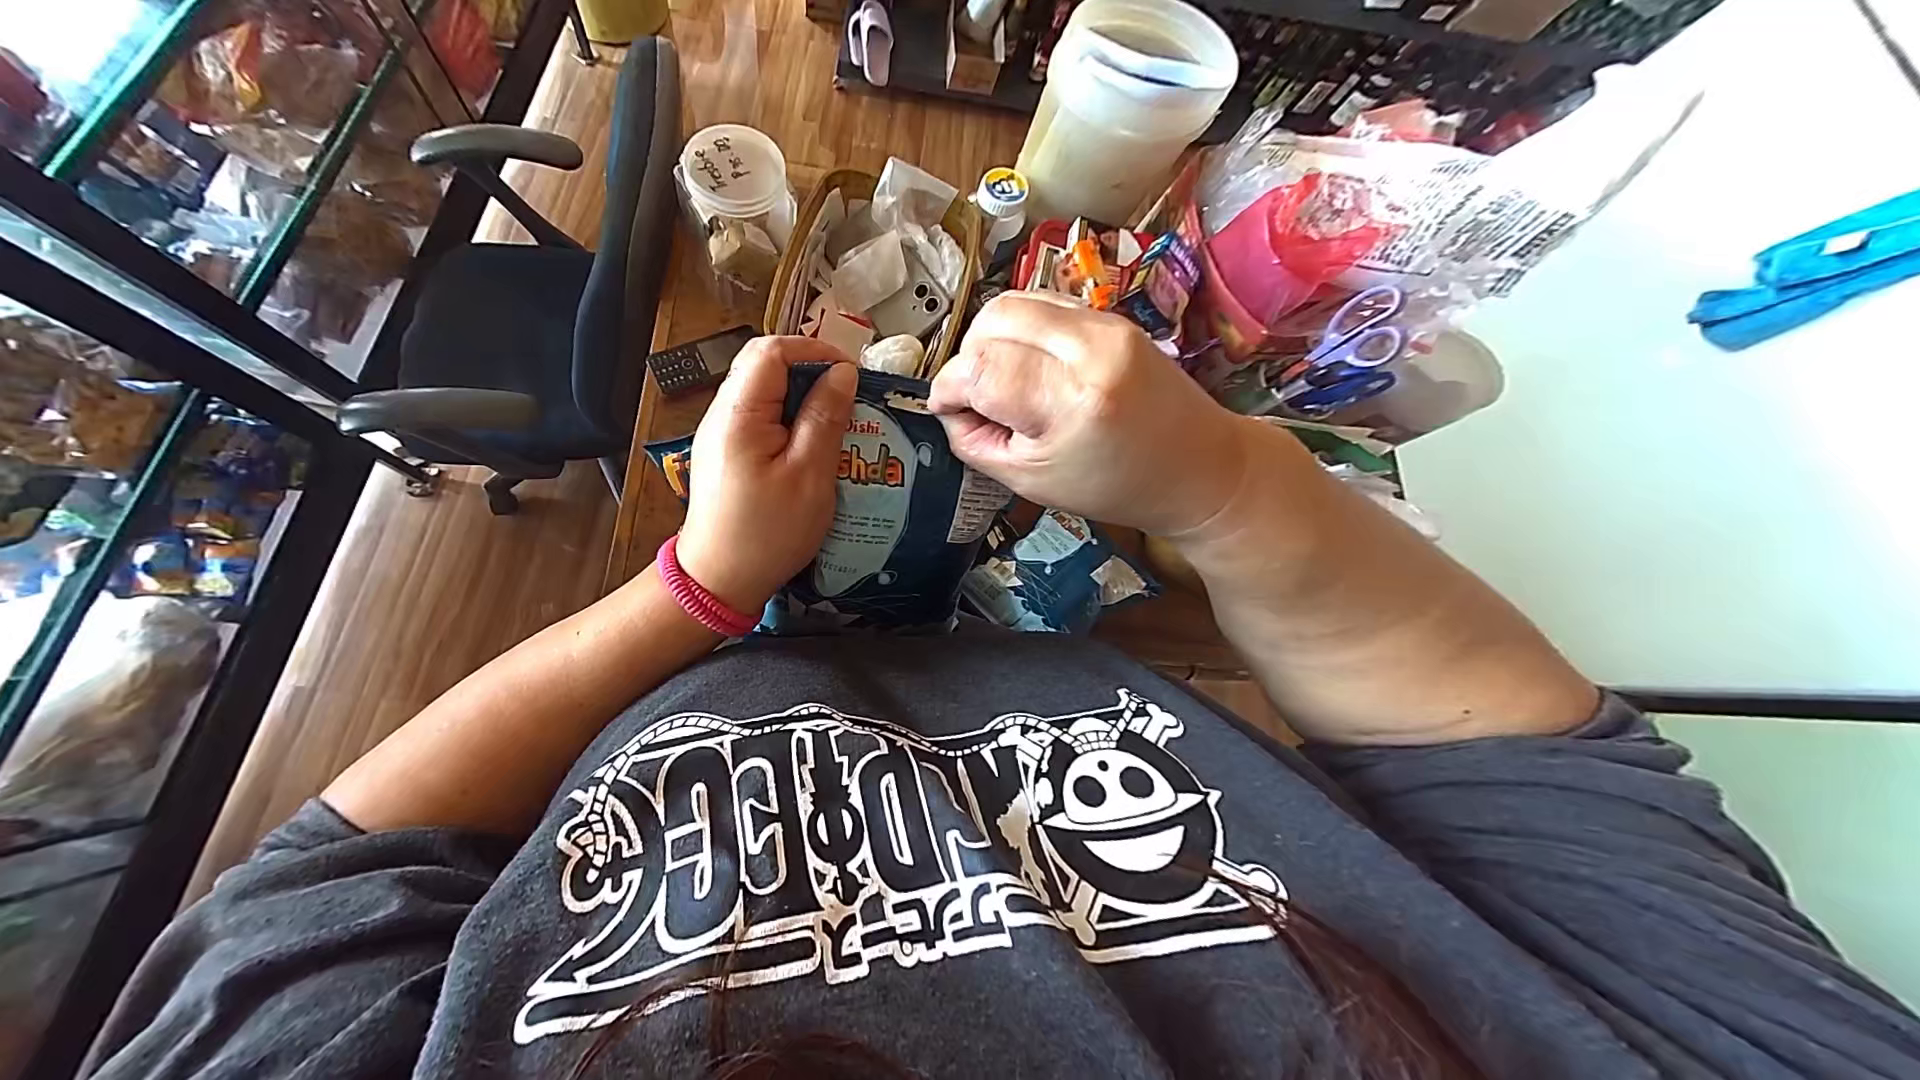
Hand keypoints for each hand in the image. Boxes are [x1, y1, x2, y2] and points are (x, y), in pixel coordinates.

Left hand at [676, 337, 856, 612]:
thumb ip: (825, 418)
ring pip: (765, 392)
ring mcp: (722, 434)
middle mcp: (723, 415)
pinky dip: (791, 420)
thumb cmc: (768, 533)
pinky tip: (813, 444)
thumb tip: (842, 374)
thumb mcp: (810, 476)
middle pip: (765, 366)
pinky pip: (761, 419)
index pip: (772, 351)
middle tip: (848, 397)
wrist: (719, 580)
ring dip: (803, 397)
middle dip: (811, 372)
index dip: (814, 350)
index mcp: (739, 414)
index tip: (850, 373)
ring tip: (837, 420)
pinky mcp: (728, 453)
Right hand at [929, 291, 1255, 537]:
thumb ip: (975, 441)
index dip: (949, 387)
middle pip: (992, 320)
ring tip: (1004, 381)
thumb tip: (950, 407)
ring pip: (1014, 301)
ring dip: (991, 339)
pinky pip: (1043, 305)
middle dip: (968, 357)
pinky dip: (1021, 331)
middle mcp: (1091, 347)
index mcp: (1071, 400)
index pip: (980, 367)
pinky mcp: (1112, 316)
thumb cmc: (1116, 487)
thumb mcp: (1030, 481)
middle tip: (977, 396)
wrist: (1197, 467)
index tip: (945, 407)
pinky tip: (1031, 366)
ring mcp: (1106, 323)